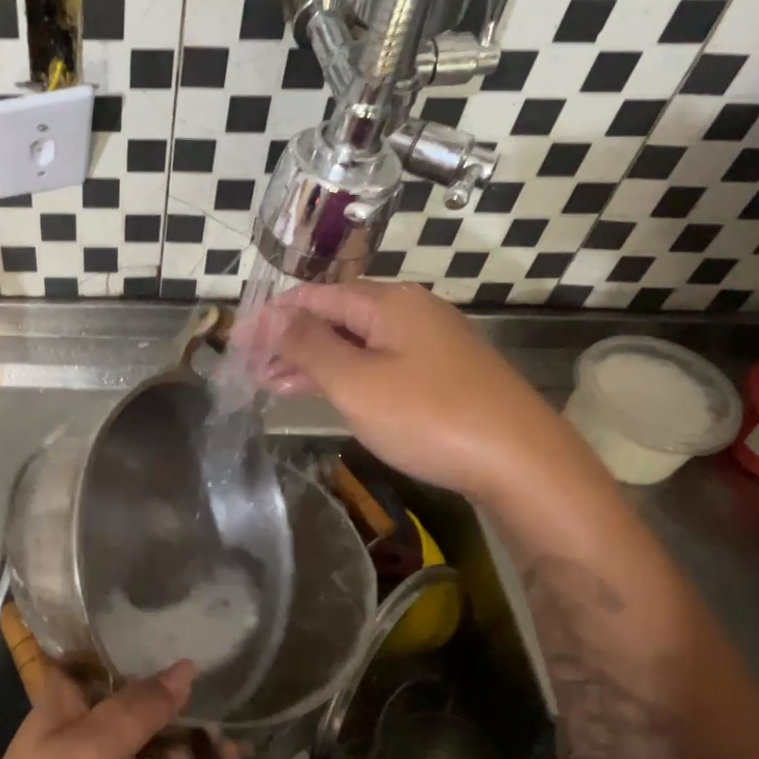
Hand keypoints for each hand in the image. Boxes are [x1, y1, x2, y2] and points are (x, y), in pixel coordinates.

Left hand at [0, 660, 259, 758]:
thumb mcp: (88, 750)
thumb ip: (138, 709)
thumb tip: (185, 667)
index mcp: (64, 716)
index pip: (93, 671)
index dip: (127, 656)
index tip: (171, 641)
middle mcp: (84, 753)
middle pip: (140, 728)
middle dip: (185, 725)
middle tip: (234, 726)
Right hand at [269, 280, 588, 506]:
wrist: (522, 462)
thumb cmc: (429, 416)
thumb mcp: (356, 382)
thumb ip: (310, 346)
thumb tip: (275, 318)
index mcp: (390, 302)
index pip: (316, 296)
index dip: (272, 317)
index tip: (236, 339)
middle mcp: (412, 311)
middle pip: (337, 318)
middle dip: (290, 341)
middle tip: (249, 368)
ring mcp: (432, 343)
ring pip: (358, 344)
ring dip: (315, 363)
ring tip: (273, 386)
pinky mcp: (444, 374)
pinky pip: (381, 364)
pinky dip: (347, 377)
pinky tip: (325, 396)